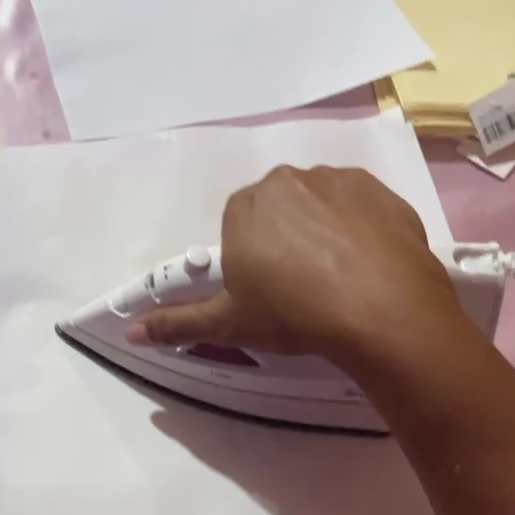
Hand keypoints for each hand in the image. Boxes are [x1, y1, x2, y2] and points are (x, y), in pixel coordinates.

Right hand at [133, 166, 471, 362]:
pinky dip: (362, 232)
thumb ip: (177, 323)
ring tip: (339, 280)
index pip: (238, 224)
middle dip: (286, 241)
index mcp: (246, 205)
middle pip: (280, 210)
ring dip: (324, 232)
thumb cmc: (293, 313)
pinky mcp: (383, 192)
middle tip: (301, 288)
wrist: (382, 310)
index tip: (266, 289)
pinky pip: (362, 209)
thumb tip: (131, 333)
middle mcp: (288, 181)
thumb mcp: (229, 324)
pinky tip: (369, 268)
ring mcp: (340, 181)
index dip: (251, 258)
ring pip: (321, 206)